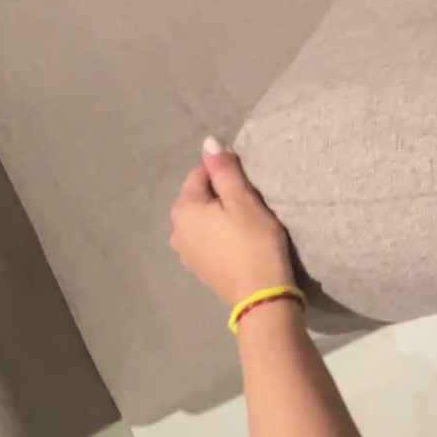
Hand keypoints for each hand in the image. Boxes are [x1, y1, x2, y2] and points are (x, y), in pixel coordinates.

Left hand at [171, 137, 298, 309]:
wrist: (260, 295)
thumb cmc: (254, 243)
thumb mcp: (244, 201)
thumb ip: (225, 170)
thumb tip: (208, 141)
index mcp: (184, 209)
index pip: (200, 174)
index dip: (227, 173)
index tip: (250, 184)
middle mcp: (175, 229)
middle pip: (199, 197)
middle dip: (222, 195)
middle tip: (252, 204)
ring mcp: (184, 251)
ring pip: (203, 219)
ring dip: (221, 216)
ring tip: (248, 224)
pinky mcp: (198, 267)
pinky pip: (206, 239)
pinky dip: (220, 234)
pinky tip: (240, 242)